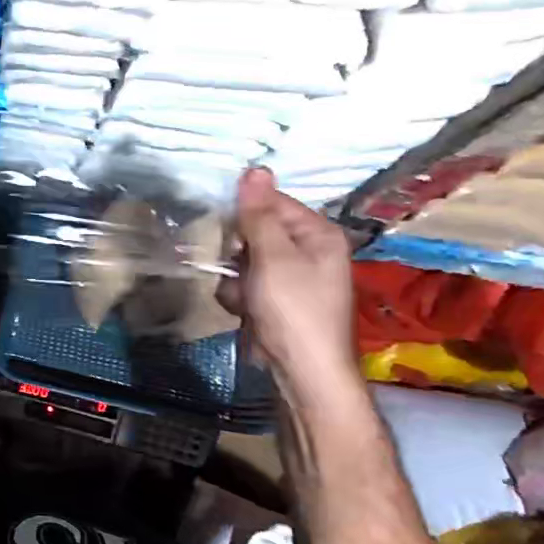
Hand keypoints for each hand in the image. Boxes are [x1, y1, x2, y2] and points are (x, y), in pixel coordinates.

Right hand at [219, 167, 360, 389]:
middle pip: (257, 233)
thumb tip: (255, 168)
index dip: (246, 215)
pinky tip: (244, 313)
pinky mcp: (278, 303)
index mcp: (318, 234)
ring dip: (236, 280)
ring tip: (244, 300)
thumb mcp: (273, 257)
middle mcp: (309, 252)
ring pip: (246, 262)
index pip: (273, 203)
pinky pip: (248, 287)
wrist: (304, 374)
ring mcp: (293, 280)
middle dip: (239, 254)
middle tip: (238, 270)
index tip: (225, 230)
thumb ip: (259, 215)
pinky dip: (240, 298)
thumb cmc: (293, 310)